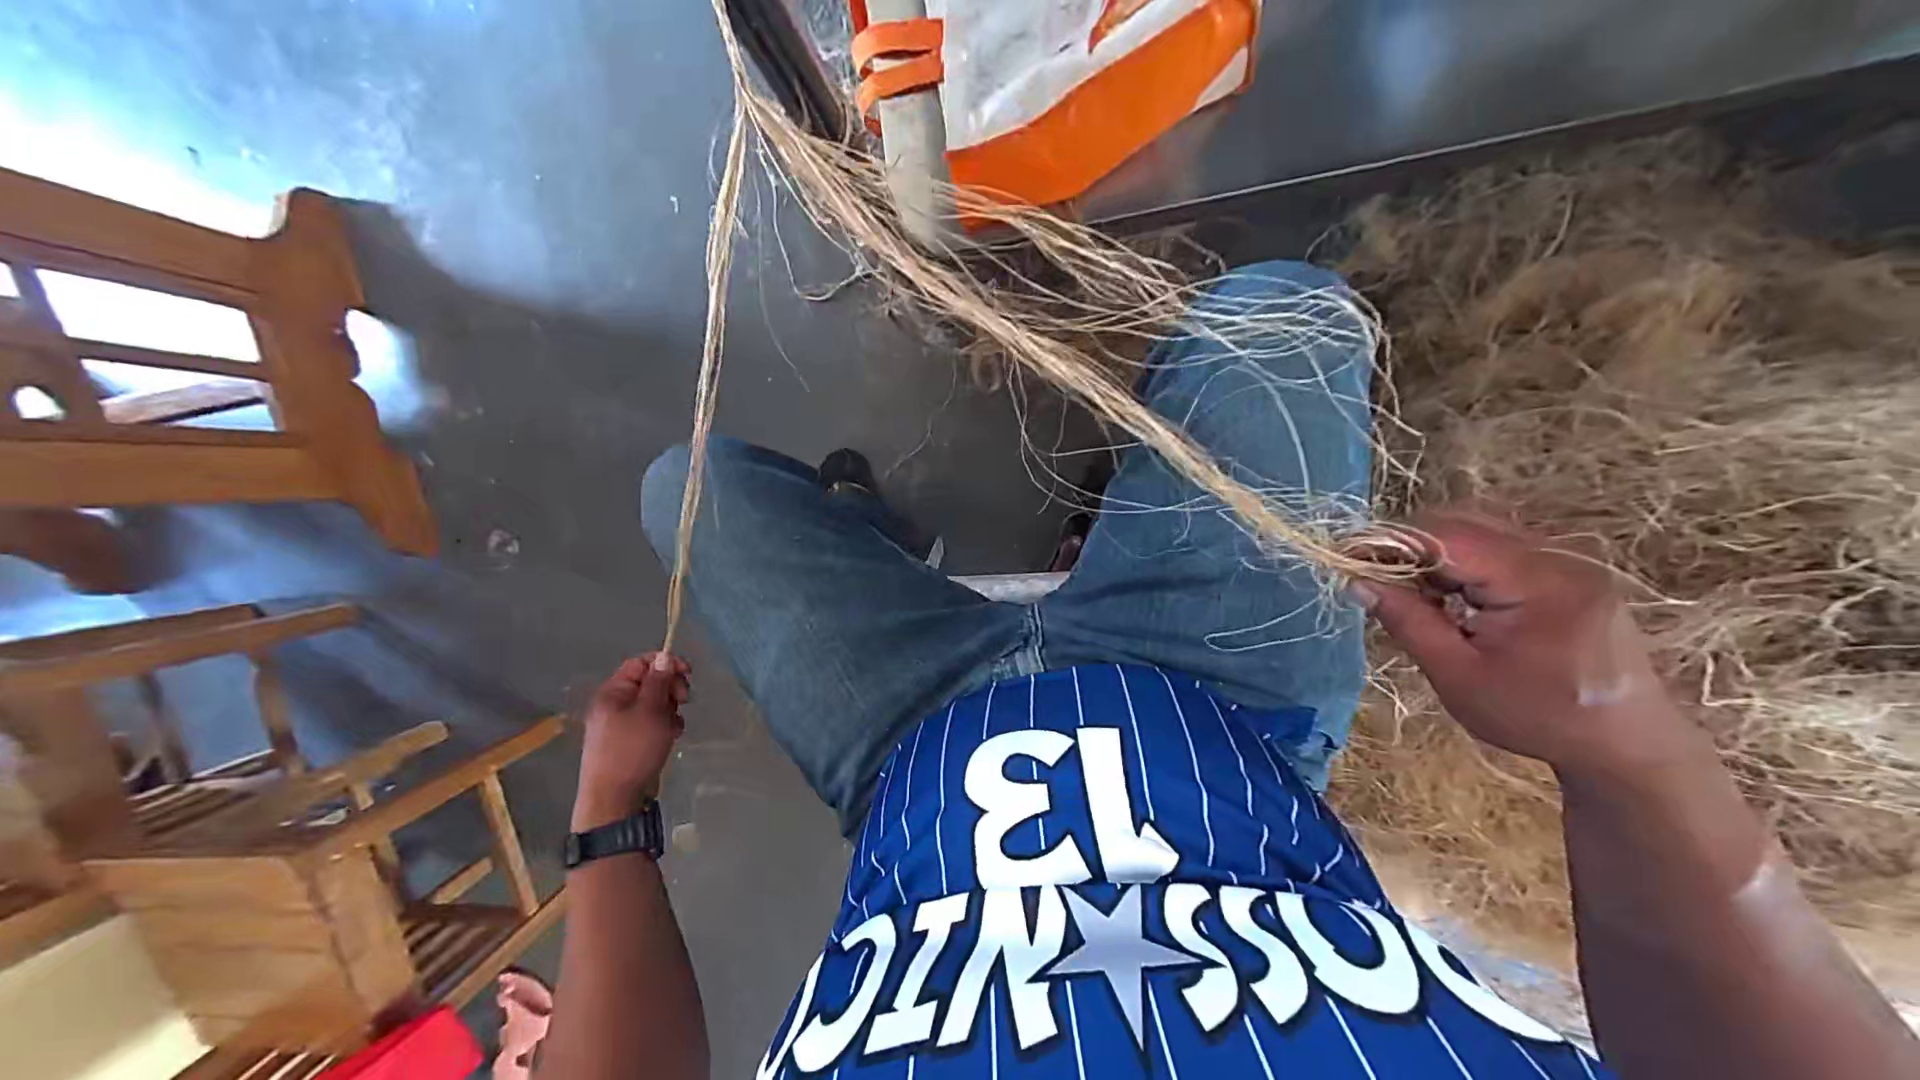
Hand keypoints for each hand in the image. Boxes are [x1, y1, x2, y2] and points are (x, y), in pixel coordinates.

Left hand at [573, 652, 689, 829]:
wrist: (615, 798)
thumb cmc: (632, 750)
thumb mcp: (651, 711)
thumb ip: (659, 681)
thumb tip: (664, 656)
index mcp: (613, 692)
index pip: (641, 663)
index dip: (666, 663)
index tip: (688, 673)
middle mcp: (614, 704)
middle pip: (649, 681)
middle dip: (670, 688)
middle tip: (683, 701)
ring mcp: (621, 723)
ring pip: (654, 702)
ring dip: (670, 709)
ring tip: (675, 725)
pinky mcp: (630, 740)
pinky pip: (652, 721)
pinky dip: (665, 724)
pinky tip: (671, 736)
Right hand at [1354, 513, 1695, 777]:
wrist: (1630, 747)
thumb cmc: (1539, 718)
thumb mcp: (1458, 676)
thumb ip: (1408, 621)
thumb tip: (1358, 582)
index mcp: (1538, 583)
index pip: (1448, 538)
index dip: (1390, 543)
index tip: (1346, 559)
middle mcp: (1558, 558)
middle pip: (1463, 526)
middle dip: (1409, 548)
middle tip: (1376, 582)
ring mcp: (1568, 563)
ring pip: (1479, 533)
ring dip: (1433, 555)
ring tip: (1413, 596)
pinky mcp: (1567, 573)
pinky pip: (1500, 550)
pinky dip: (1461, 565)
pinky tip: (1451, 599)